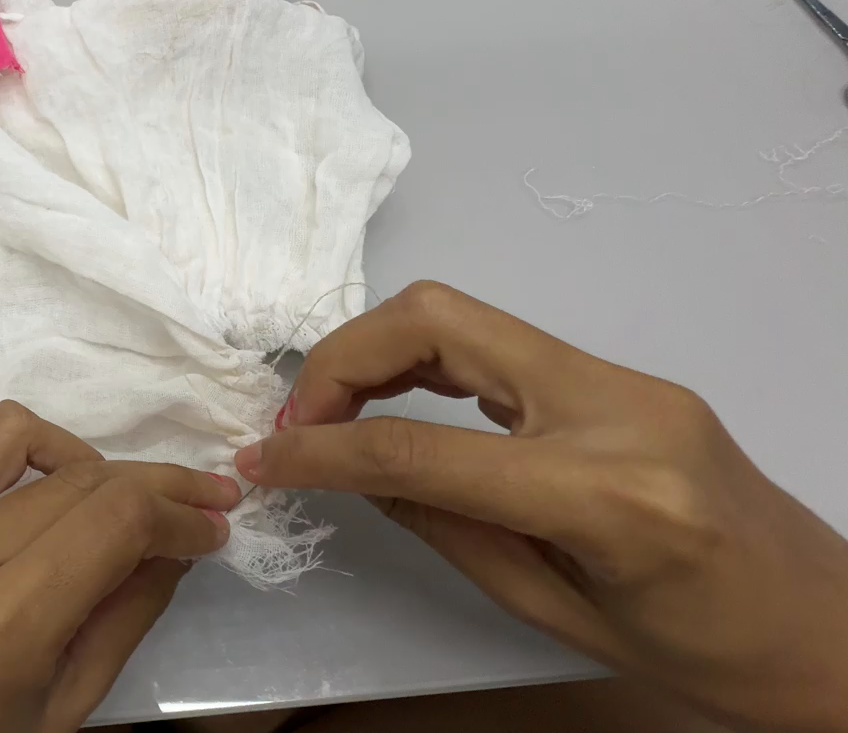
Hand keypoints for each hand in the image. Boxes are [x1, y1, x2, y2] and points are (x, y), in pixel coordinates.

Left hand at [0, 393, 238, 732]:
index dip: (179, 511)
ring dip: (66, 448)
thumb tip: (181, 537)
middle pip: (74, 476)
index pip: (115, 520)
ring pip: (7, 427)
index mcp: (3, 621)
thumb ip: (128, 609)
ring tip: (86, 490)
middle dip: (149, 485)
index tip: (212, 519)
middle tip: (181, 507)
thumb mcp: (69, 700)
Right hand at [237, 282, 847, 732]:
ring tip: (330, 407)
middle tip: (297, 417)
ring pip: (448, 311)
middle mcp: (614, 406)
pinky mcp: (605, 372)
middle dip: (338, 360)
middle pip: (430, 323)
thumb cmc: (705, 657)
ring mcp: (615, 376)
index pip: (418, 449)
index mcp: (609, 495)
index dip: (321, 448)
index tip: (262, 457)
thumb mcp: (547, 608)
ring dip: (366, 350)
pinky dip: (409, 356)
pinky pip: (480, 336)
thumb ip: (433, 519)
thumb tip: (337, 463)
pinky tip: (386, 396)